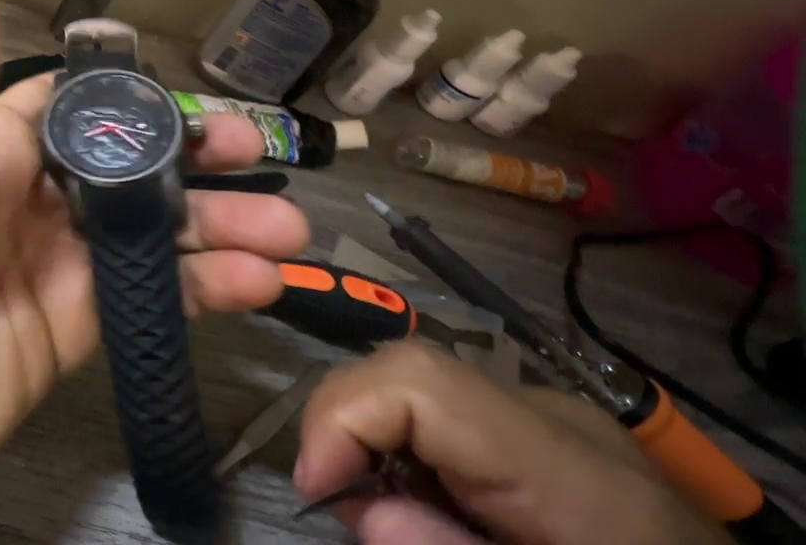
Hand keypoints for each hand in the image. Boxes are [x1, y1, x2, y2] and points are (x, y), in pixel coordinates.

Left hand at [0, 0, 309, 492]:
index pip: (67, 106)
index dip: (124, 97)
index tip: (190, 91)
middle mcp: (26, 199)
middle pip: (123, 166)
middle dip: (190, 158)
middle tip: (257, 154)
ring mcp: (55, 263)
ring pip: (149, 230)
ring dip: (215, 224)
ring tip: (286, 230)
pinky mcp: (73, 325)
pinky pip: (149, 296)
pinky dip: (203, 289)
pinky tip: (254, 284)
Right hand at [294, 341, 729, 544]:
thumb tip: (361, 510)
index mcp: (574, 474)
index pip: (419, 384)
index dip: (342, 417)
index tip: (316, 488)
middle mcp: (564, 424)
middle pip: (410, 374)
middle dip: (349, 428)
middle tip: (346, 508)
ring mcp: (564, 424)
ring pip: (422, 386)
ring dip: (376, 441)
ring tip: (393, 516)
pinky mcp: (559, 439)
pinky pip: (456, 415)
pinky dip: (416, 453)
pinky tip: (436, 509)